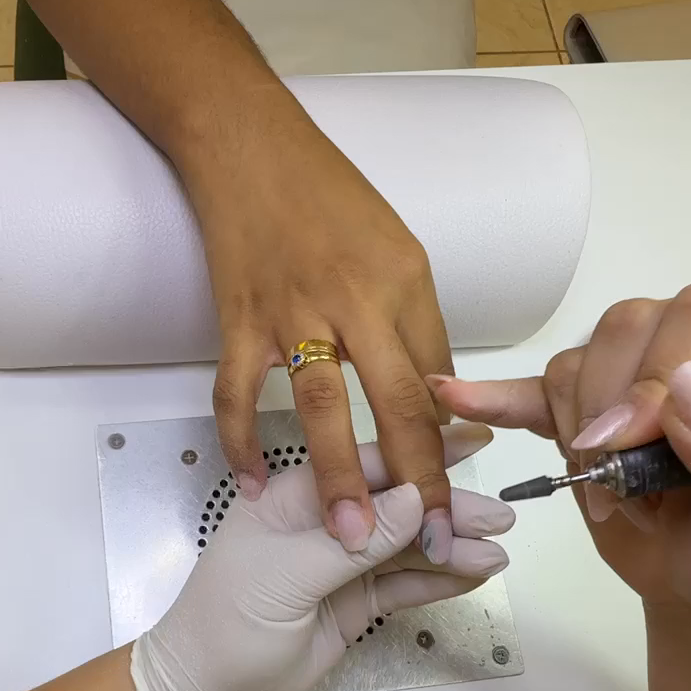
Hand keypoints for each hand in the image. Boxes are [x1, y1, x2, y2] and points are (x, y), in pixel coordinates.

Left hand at [133, 423, 508, 690]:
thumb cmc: (229, 621)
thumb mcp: (286, 576)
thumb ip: (354, 543)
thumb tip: (418, 497)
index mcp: (294, 498)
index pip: (362, 466)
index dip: (416, 455)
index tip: (473, 443)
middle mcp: (323, 523)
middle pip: (393, 507)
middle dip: (444, 509)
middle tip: (501, 517)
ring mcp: (340, 564)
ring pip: (403, 548)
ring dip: (449, 548)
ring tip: (499, 552)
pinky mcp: (353, 603)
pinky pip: (401, 586)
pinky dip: (436, 581)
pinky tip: (473, 575)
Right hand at [177, 108, 456, 565]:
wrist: (248, 146)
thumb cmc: (330, 195)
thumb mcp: (398, 249)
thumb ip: (416, 324)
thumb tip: (431, 395)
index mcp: (404, 283)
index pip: (437, 380)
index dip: (449, 448)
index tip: (455, 502)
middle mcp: (355, 302)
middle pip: (396, 403)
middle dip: (417, 481)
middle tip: (429, 544)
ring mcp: (291, 314)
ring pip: (321, 407)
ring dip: (336, 476)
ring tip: (349, 537)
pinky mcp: (238, 321)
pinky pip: (235, 393)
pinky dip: (239, 442)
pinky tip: (250, 485)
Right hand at [433, 283, 690, 629]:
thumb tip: (686, 389)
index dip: (662, 370)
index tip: (633, 443)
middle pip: (633, 325)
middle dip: (609, 405)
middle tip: (617, 478)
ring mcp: (640, 381)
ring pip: (581, 358)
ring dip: (574, 426)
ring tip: (605, 491)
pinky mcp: (585, 416)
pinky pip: (536, 391)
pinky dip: (497, 397)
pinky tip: (458, 397)